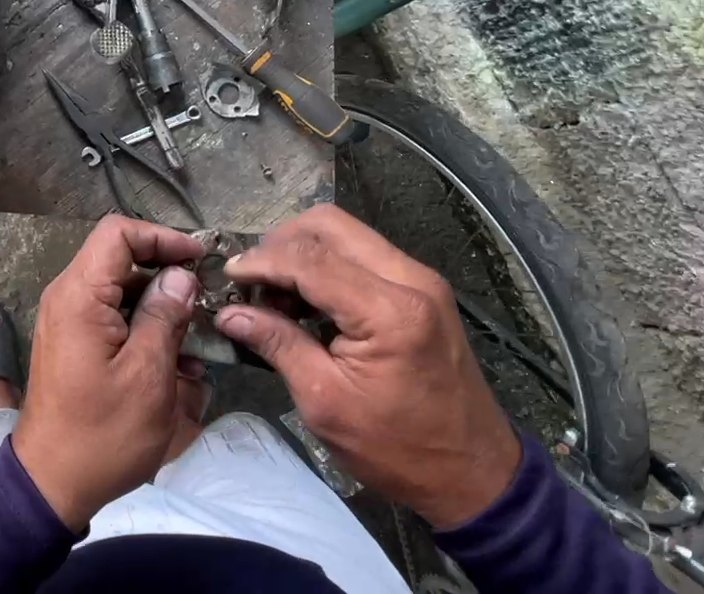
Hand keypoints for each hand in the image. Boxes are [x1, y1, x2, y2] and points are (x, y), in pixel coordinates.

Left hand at [11, 216, 203, 528]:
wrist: (52, 481)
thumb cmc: (102, 433)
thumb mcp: (147, 376)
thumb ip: (165, 316)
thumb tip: (181, 275)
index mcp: (79, 294)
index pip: (117, 233)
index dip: (161, 236)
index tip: (198, 259)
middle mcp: (67, 295)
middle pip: (119, 258)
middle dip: (165, 273)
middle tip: (205, 300)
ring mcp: (68, 318)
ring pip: (120, 289)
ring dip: (159, 306)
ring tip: (196, 339)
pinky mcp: (74, 340)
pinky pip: (112, 315)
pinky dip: (144, 327)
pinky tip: (175, 360)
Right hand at [213, 204, 521, 527]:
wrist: (476, 478)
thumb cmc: (398, 449)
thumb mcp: (324, 401)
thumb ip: (276, 344)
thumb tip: (228, 313)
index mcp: (389, 310)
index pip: (308, 258)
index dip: (260, 262)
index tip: (227, 278)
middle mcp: (410, 279)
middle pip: (328, 224)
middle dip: (280, 245)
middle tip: (254, 282)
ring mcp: (420, 280)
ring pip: (345, 233)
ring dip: (302, 253)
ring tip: (278, 296)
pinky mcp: (421, 290)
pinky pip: (361, 253)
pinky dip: (326, 265)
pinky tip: (308, 302)